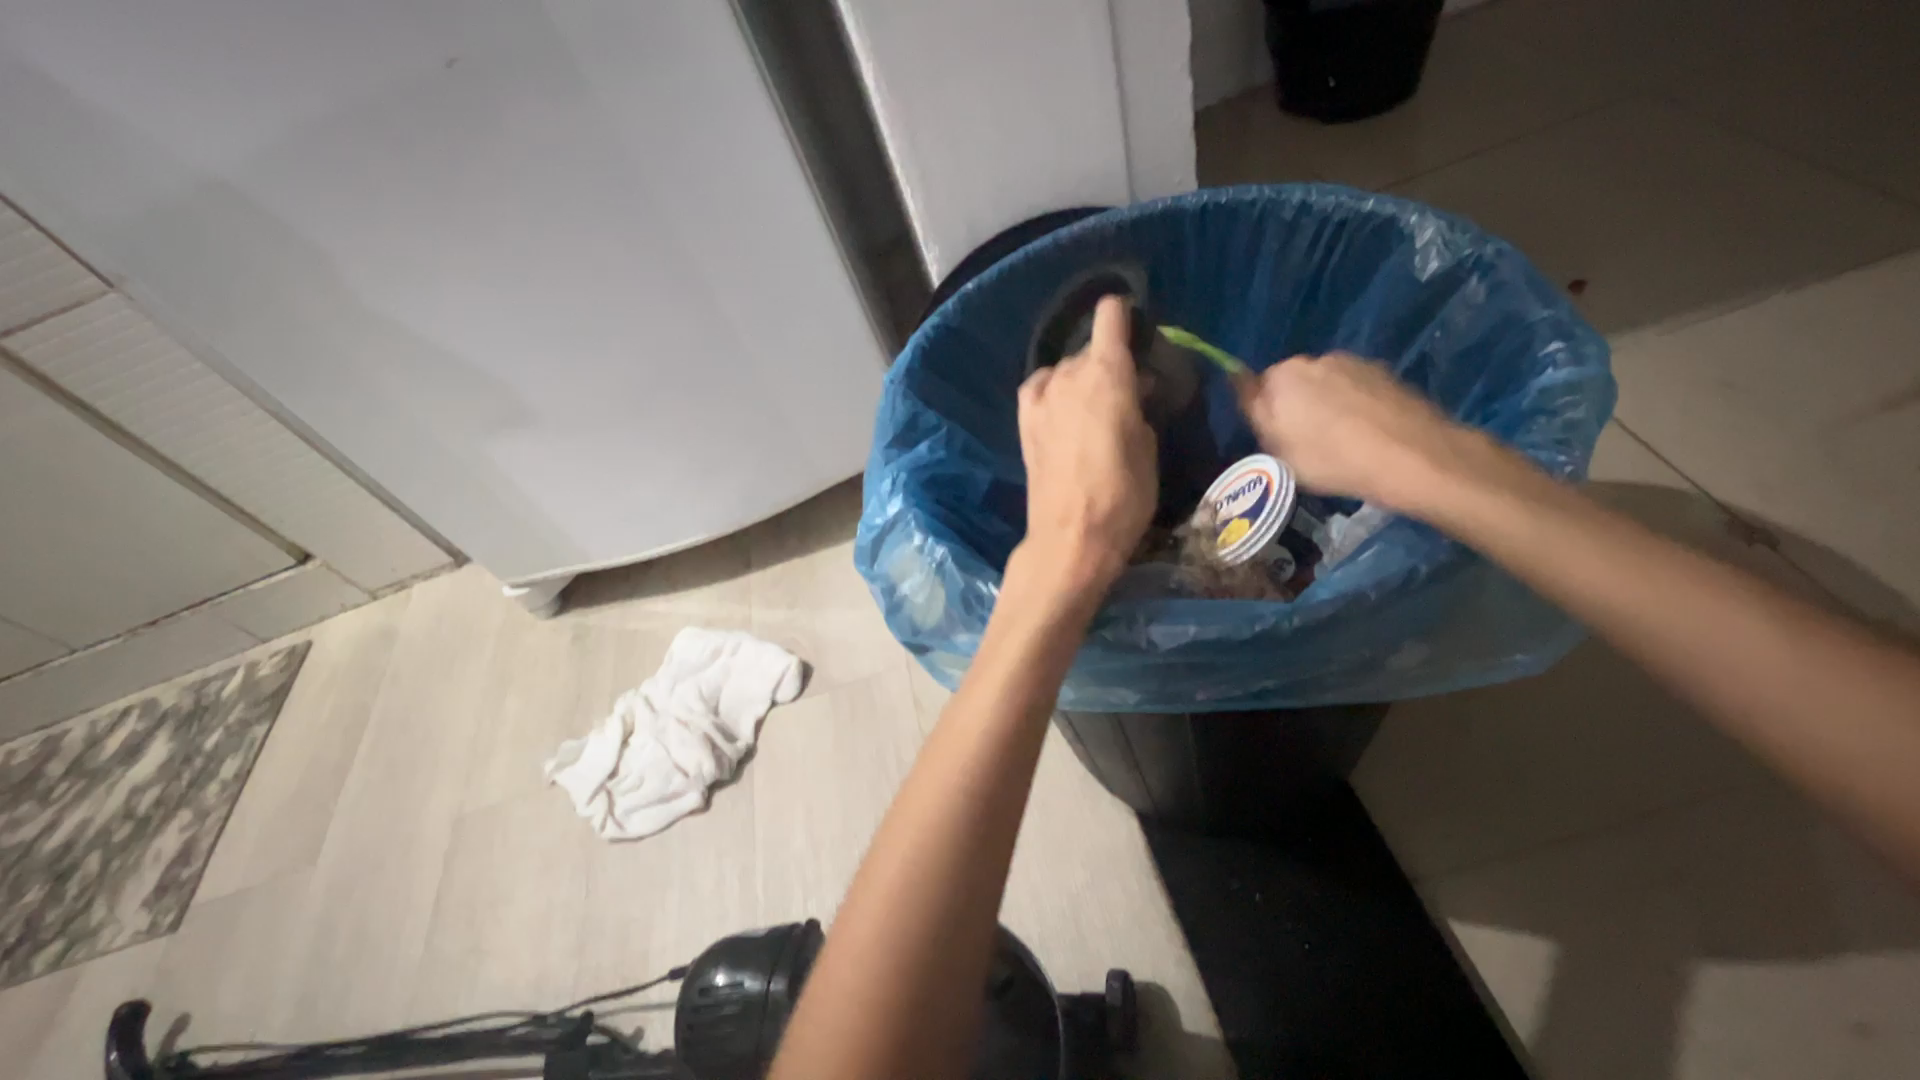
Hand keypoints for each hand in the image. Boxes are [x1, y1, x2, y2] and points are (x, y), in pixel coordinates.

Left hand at [1015, 296, 1157, 592]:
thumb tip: (1133, 390)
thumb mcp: (1148, 448)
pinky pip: (1041, 388)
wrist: (1071, 537)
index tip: (1138, 330)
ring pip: (1066, 370)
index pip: (1111, 316)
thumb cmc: (1123, 496)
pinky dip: (1055, 391)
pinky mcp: (1024, 422)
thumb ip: (1139, 407)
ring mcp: (1041, 398)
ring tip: (1096, 410)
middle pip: (1091, 350)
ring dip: (1082, 380)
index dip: (1125, 316)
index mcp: (1107, 373)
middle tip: (1128, 394)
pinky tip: (1065, 410)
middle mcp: (1069, 375)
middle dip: (1110, 364)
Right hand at [1233, 352, 1491, 511]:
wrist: (1411, 455)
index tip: (1271, 435)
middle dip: (1292, 404)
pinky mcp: (1381, 370)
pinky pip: (1352, 385)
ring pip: (1322, 382)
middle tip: (1304, 441)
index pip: (1251, 387)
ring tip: (1340, 437)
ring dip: (1324, 402)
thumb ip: (1257, 417)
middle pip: (1289, 382)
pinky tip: (1365, 429)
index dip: (1259, 412)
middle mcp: (1311, 360)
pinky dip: (1352, 401)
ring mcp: (1350, 362)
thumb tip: (1239, 386)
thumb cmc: (1333, 461)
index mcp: (1279, 378)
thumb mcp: (1280, 453)